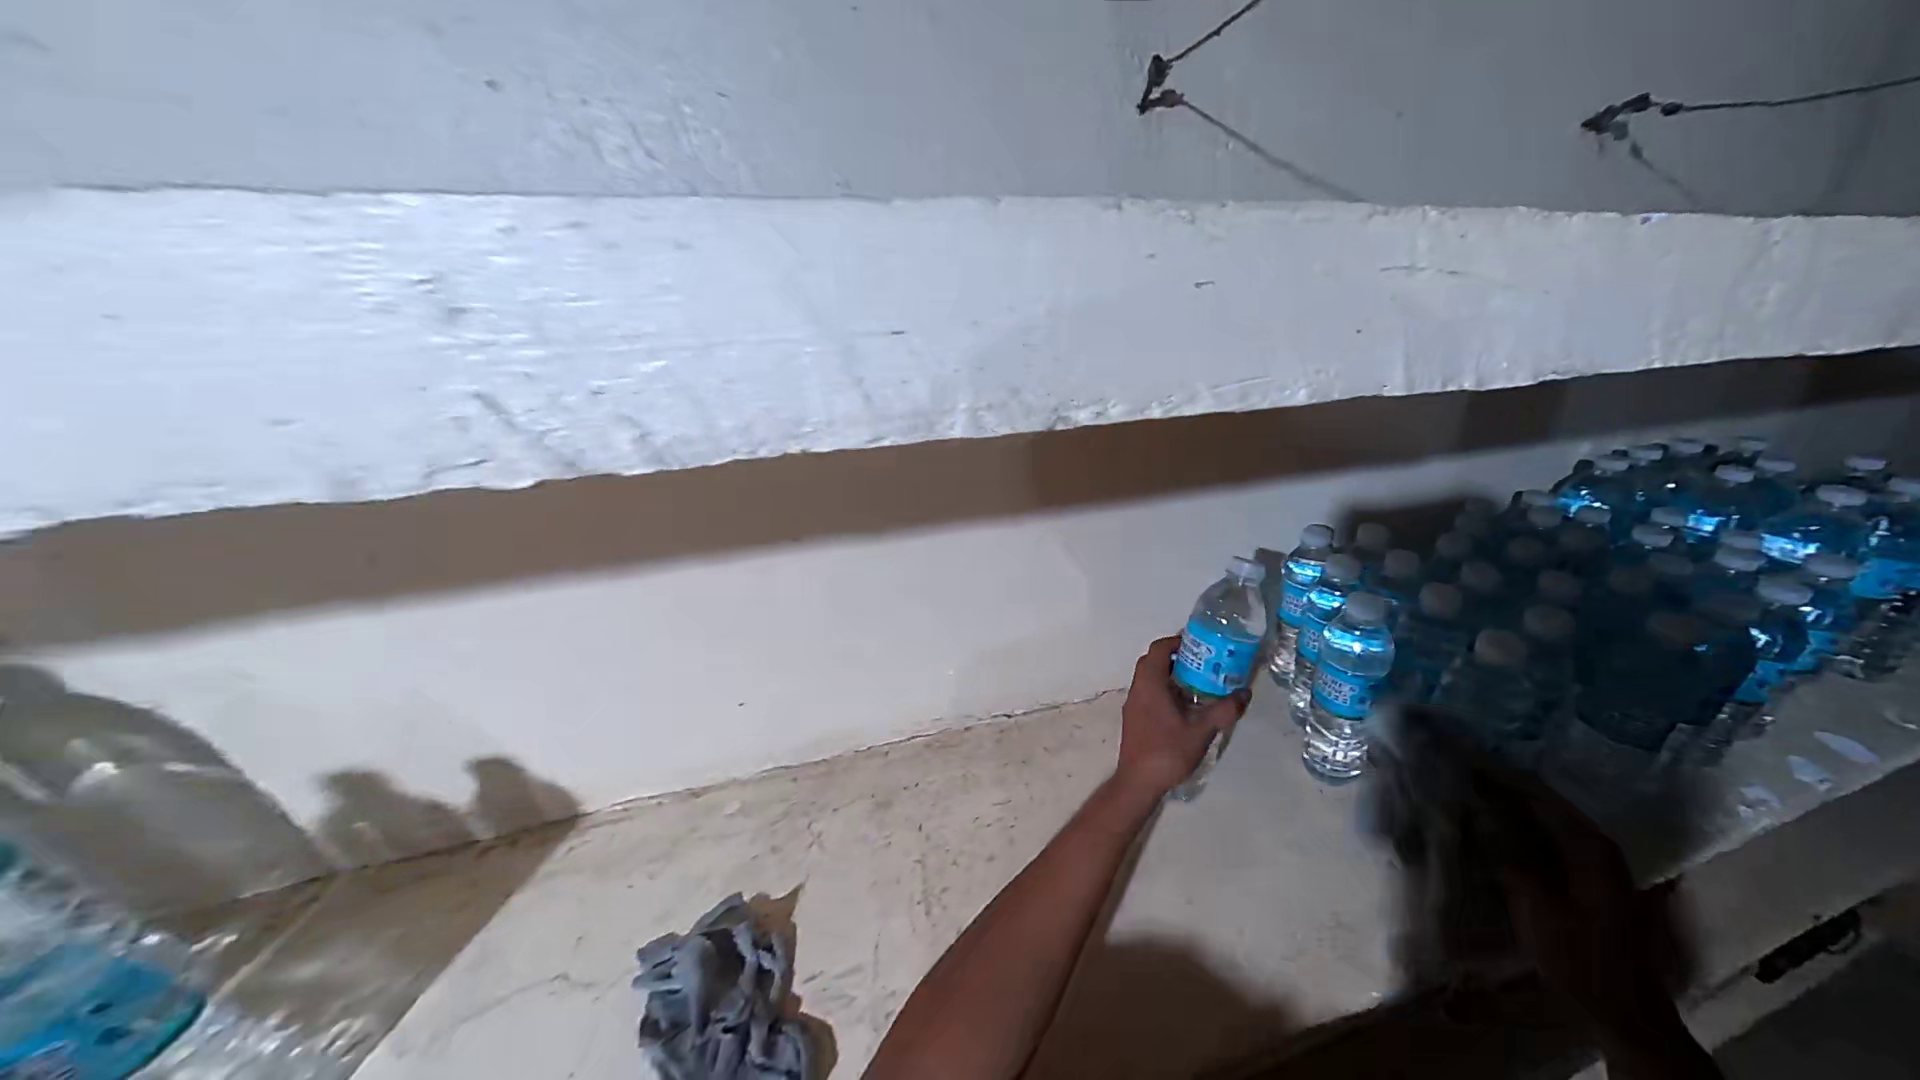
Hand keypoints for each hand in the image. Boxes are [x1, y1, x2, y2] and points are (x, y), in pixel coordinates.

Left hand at [1113, 636, 1248, 797]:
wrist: (1138, 782)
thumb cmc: (1167, 751)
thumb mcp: (1201, 730)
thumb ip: (1223, 710)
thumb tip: (1244, 693)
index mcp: (1149, 684)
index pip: (1158, 649)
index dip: (1176, 641)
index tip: (1199, 643)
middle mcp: (1137, 689)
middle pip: (1153, 662)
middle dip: (1177, 657)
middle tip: (1204, 662)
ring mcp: (1133, 704)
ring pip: (1150, 679)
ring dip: (1172, 676)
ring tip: (1200, 682)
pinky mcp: (1135, 718)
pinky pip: (1149, 693)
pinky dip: (1166, 691)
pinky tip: (1187, 706)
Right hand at [1468, 765, 1685, 1028]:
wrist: (1621, 1010)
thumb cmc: (1579, 957)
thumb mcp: (1536, 905)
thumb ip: (1507, 852)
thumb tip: (1474, 806)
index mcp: (1588, 846)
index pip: (1534, 793)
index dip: (1493, 773)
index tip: (1454, 755)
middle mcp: (1595, 844)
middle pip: (1538, 799)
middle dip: (1495, 782)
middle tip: (1451, 766)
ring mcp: (1591, 860)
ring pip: (1539, 815)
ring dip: (1502, 801)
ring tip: (1460, 786)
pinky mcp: (1581, 875)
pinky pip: (1541, 833)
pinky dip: (1512, 822)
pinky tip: (1484, 820)